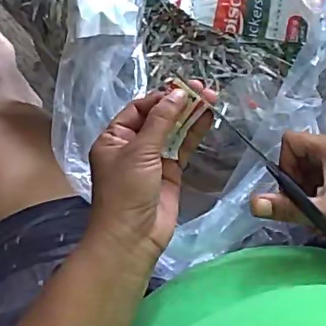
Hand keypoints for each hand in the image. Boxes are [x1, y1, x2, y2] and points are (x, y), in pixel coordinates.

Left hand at [87, 82, 214, 263]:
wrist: (132, 237)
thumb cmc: (126, 191)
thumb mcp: (139, 151)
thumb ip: (161, 121)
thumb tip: (178, 94)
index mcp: (114, 138)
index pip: (139, 108)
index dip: (161, 97)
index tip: (183, 88)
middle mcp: (132, 146)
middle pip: (158, 117)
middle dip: (179, 103)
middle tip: (203, 88)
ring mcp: (152, 160)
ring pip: (173, 130)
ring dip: (190, 115)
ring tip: (211, 98)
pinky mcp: (169, 173)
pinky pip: (182, 147)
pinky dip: (194, 133)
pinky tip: (207, 118)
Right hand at [249, 131, 325, 246]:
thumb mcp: (323, 212)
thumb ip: (286, 207)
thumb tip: (253, 203)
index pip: (290, 140)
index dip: (284, 164)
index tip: (293, 190)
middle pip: (300, 151)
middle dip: (296, 178)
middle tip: (304, 203)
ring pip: (312, 163)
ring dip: (308, 185)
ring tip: (318, 208)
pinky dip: (321, 186)